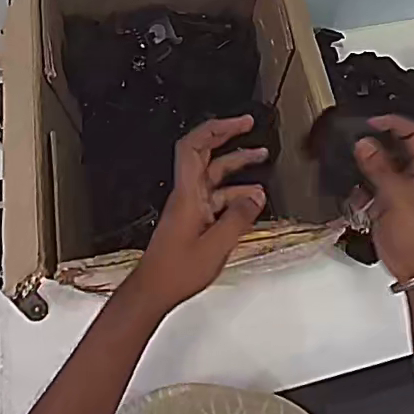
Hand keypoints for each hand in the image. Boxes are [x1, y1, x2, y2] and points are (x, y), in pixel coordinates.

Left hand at [126, 116, 267, 312]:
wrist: (154, 290)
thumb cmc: (175, 271)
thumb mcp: (216, 245)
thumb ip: (239, 218)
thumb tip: (257, 196)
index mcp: (188, 194)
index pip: (195, 147)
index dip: (216, 128)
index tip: (239, 122)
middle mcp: (187, 195)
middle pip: (204, 153)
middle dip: (227, 136)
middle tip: (248, 126)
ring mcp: (190, 206)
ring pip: (214, 175)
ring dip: (236, 163)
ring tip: (260, 156)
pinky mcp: (194, 218)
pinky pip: (217, 196)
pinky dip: (236, 192)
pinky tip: (252, 198)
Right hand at [354, 115, 413, 284]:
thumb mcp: (398, 197)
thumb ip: (380, 170)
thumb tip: (366, 145)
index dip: (395, 122)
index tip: (374, 121)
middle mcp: (412, 179)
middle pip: (394, 149)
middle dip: (375, 143)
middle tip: (356, 139)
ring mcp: (398, 194)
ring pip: (379, 170)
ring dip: (364, 166)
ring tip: (351, 164)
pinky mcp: (385, 209)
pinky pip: (369, 192)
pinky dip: (358, 190)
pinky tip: (352, 193)